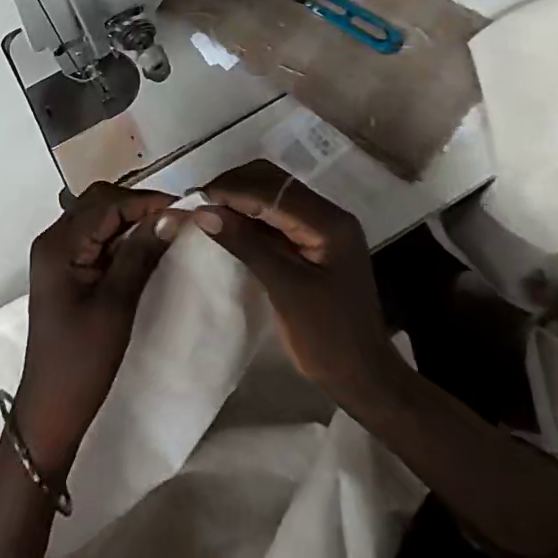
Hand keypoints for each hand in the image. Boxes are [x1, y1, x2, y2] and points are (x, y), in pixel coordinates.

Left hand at [16, 183, 183, 472]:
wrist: (52, 409)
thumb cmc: (82, 360)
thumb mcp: (116, 304)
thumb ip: (141, 254)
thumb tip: (171, 215)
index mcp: (58, 245)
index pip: (107, 204)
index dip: (147, 202)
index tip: (185, 209)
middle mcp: (53, 241)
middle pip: (99, 202)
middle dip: (138, 205)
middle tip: (177, 218)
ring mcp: (58, 255)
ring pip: (98, 217)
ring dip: (131, 218)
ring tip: (167, 229)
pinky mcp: (66, 269)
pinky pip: (96, 237)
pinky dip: (121, 235)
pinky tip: (145, 245)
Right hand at [194, 161, 402, 407]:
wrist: (363, 375)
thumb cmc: (328, 336)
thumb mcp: (284, 288)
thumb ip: (246, 244)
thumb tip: (203, 211)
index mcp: (328, 221)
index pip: (273, 189)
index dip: (231, 190)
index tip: (193, 200)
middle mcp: (328, 214)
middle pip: (274, 181)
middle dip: (234, 187)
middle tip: (198, 204)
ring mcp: (323, 226)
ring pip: (274, 194)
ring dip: (240, 198)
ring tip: (207, 211)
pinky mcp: (314, 241)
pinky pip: (277, 214)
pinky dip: (250, 215)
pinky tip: (228, 225)